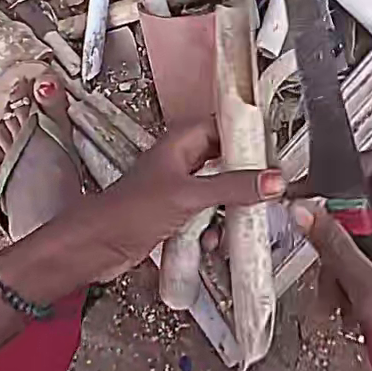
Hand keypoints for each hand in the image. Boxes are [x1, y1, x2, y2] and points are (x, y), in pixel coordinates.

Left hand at [4, 121, 281, 300]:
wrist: (97, 245)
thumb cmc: (128, 210)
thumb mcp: (188, 196)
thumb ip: (232, 187)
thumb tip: (273, 179)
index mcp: (182, 141)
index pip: (226, 125)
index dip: (250, 137)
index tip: (274, 153)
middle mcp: (183, 159)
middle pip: (228, 161)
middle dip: (246, 180)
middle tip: (266, 193)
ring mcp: (181, 186)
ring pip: (221, 191)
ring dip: (231, 210)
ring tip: (239, 223)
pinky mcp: (178, 213)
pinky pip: (209, 215)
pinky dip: (216, 227)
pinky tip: (214, 242)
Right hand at [293, 151, 371, 370]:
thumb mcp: (369, 291)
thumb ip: (333, 245)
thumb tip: (304, 209)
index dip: (344, 171)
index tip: (316, 191)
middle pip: (369, 204)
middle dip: (338, 229)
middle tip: (321, 254)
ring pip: (370, 235)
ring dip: (345, 260)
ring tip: (335, 295)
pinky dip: (360, 276)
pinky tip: (350, 306)